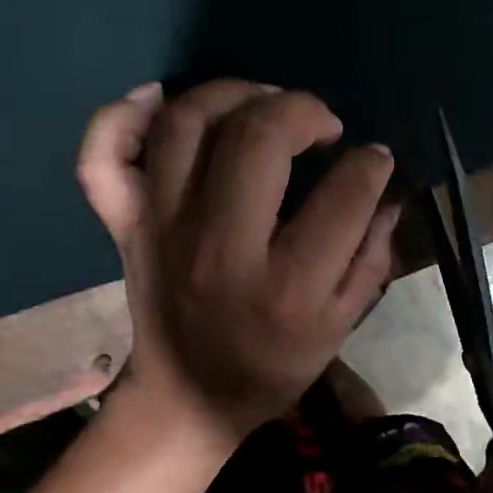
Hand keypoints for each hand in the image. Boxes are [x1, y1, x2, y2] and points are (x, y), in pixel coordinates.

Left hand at [77, 80, 399, 445]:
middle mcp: (221, 248)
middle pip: (258, 139)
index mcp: (288, 287)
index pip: (344, 195)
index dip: (370, 165)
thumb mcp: (340, 326)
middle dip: (304, 111)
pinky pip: (104, 157)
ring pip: (187, 126)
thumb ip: (371, 257)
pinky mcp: (126, 228)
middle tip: (324, 124)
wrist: (188, 398)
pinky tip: (160, 97)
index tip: (374, 159)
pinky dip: (124, 115)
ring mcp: (162, 231)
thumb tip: (388, 191)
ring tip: (266, 103)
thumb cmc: (273, 366)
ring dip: (234, 94)